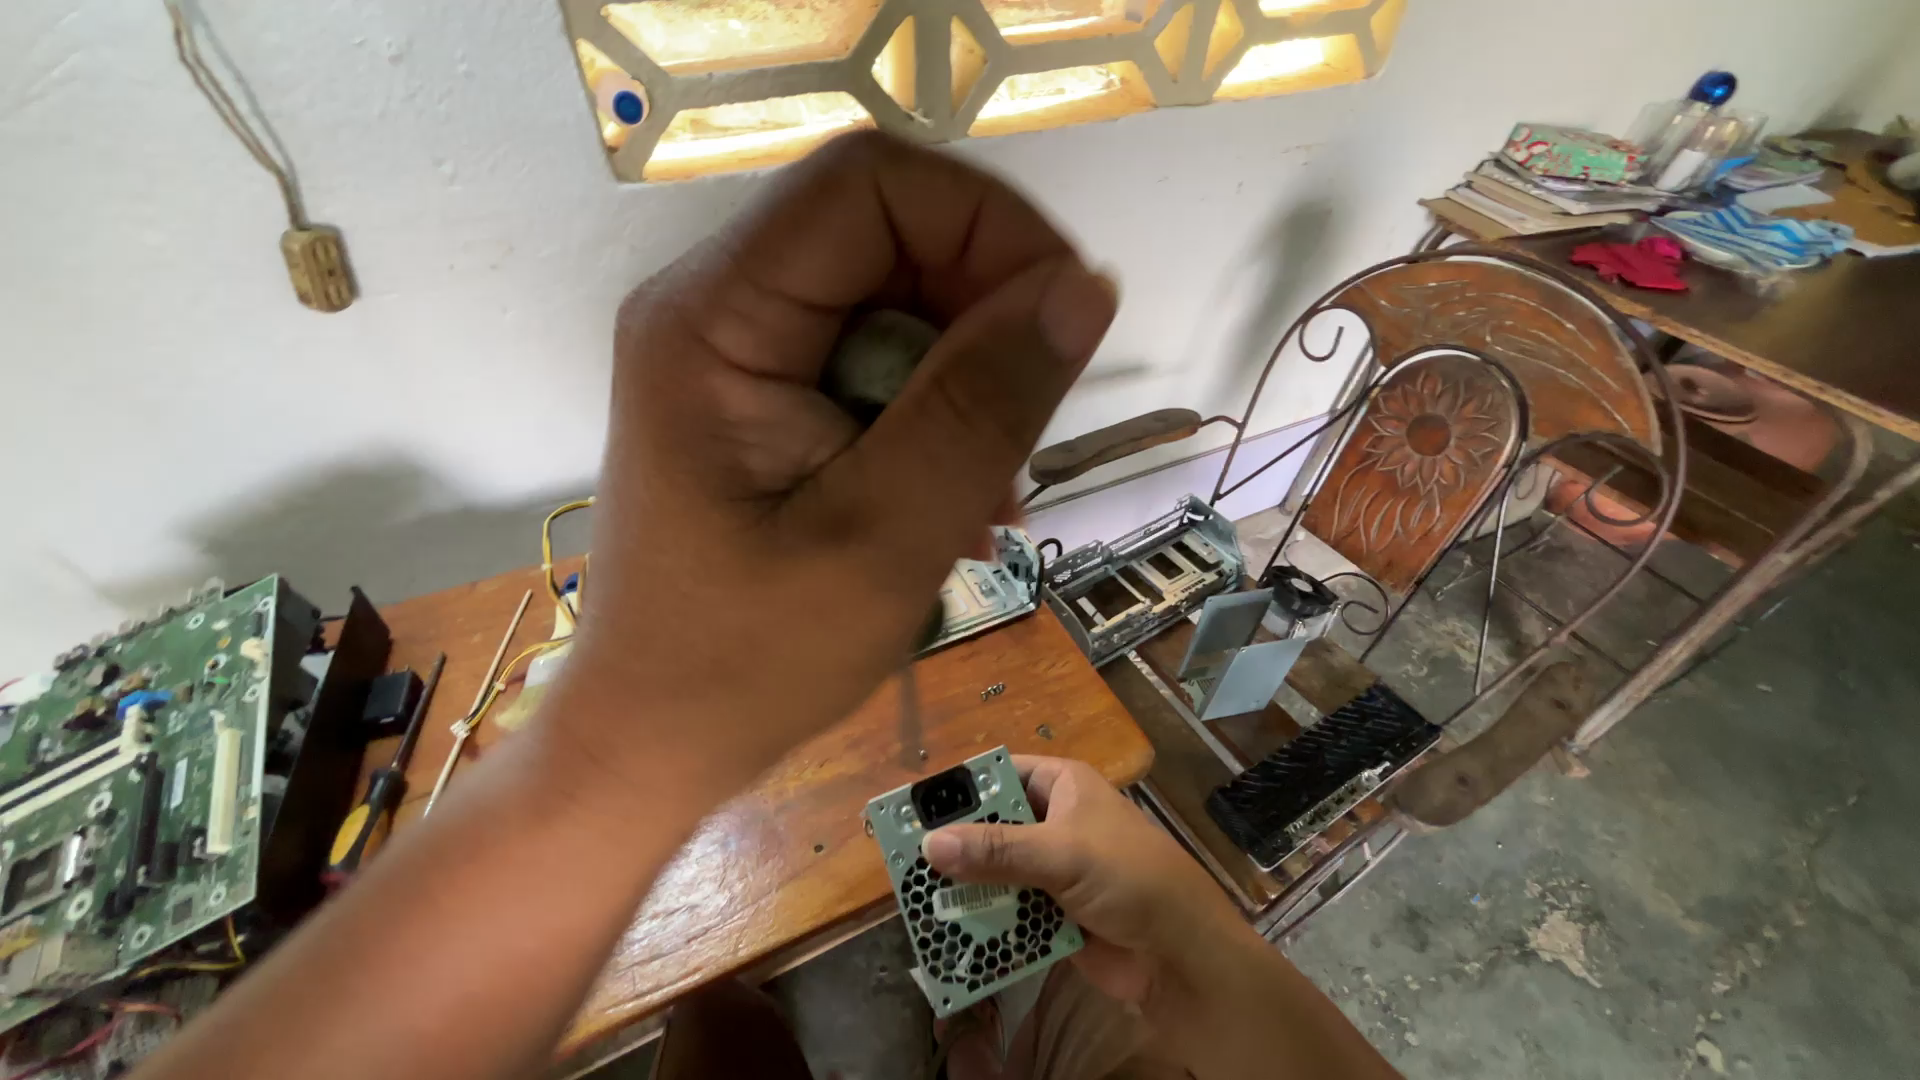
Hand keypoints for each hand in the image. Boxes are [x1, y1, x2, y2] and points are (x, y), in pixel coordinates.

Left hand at [559, 134, 1116, 796]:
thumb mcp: (888, 534)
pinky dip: (930, 422)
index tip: (1061, 322)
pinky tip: (951, 503)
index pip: (871, 186)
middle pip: (886, 241)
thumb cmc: (753, 661)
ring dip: (964, 387)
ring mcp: (735, 356)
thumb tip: (1083, 290)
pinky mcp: (759, 402)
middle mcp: (713, 309)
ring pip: (893, 309)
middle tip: (1020, 441)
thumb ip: (984, 405)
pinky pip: (872, 369)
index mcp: (715, 320)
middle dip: (981, 324)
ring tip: (990, 497)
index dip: (987, 228)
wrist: (658, 737)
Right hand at [922, 756, 1247, 1013]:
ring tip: (918, 900)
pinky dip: (986, 920)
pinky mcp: (1053, 913)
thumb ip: (996, 850)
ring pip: (997, 871)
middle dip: (957, 845)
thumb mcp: (1062, 853)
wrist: (1183, 955)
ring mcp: (1053, 869)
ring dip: (967, 887)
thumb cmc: (1130, 878)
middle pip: (993, 826)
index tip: (914, 808)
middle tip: (906, 860)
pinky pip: (1008, 910)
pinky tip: (949, 933)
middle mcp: (1055, 822)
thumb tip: (929, 844)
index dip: (961, 789)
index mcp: (1063, 786)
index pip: (1001, 774)